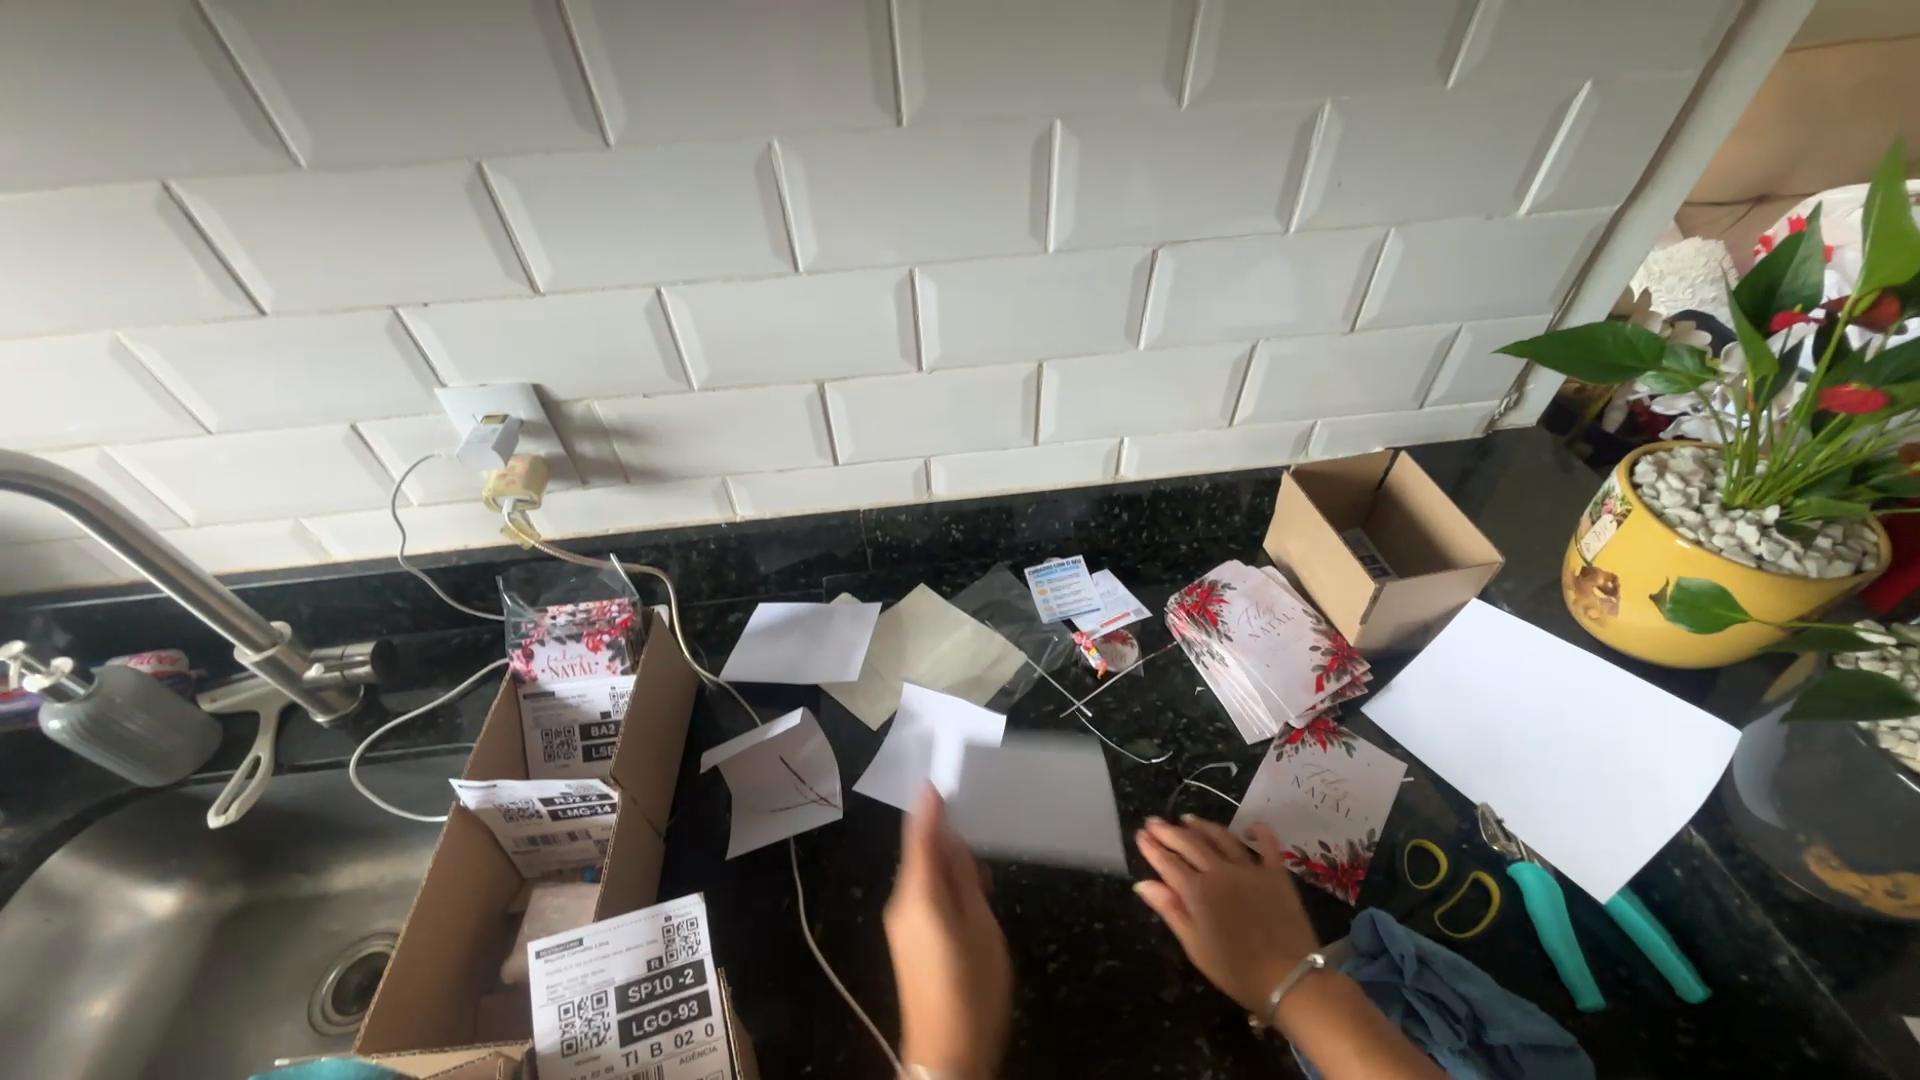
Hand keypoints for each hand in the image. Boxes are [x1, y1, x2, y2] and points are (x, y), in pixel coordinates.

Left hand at [884, 787, 1011, 1078]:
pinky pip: (925, 900)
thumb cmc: (971, 989)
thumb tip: (952, 840)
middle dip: (947, 840)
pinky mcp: (909, 945)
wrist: (946, 1058)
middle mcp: (901, 904)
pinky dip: (946, 889)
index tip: (937, 780)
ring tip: (985, 875)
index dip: (929, 808)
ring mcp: (901, 926)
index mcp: (917, 894)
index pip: (920, 837)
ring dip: (950, 867)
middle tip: (982, 832)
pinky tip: (972, 901)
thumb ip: (964, 879)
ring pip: (925, 879)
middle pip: (921, 856)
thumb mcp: (980, 927)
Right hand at [1133, 815, 1320, 1013]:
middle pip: (1189, 844)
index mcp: (1197, 892)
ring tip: (1187, 818)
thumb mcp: (1195, 946)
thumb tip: (1143, 883)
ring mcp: (1249, 869)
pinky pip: (1268, 845)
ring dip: (1201, 826)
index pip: (1167, 863)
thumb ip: (1170, 910)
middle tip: (1154, 821)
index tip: (1139, 835)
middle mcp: (1220, 872)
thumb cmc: (1237, 970)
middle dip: (1168, 831)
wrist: (1290, 980)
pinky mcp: (1276, 874)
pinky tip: (1250, 827)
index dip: (1152, 848)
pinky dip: (1259, 832)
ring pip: (1221, 838)